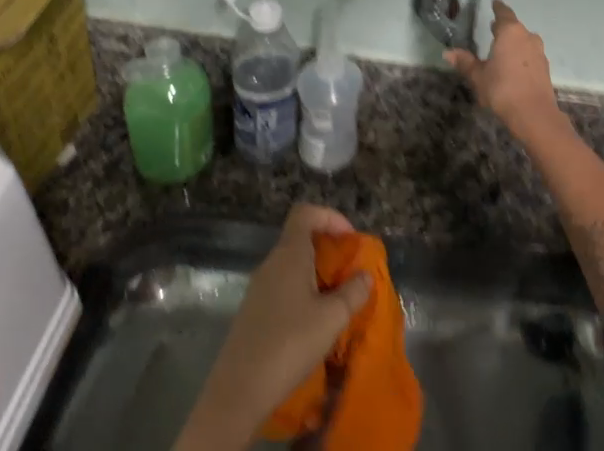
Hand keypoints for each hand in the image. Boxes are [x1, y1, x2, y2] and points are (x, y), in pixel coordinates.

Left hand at [175, 205, 370, 450]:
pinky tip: (315, 322)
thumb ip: (354, 291)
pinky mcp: (253, 312)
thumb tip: (364, 275)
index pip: (305, 213)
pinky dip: (304, 293)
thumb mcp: (333, 317)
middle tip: (351, 273)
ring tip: (338, 300)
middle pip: (301, 239)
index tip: (351, 240)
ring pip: (293, 266)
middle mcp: (271, 265)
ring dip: (318, 274)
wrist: (239, 390)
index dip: (331, 217)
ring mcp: (258, 289)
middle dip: (330, 250)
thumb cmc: (290, 343)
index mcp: (289, 255)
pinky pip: (283, 287)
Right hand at [445, 0, 563, 136]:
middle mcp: (527, 37)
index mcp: (510, 33)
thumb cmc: (502, 89)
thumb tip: (448, 53)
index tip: (495, 2)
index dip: (498, 8)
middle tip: (493, 27)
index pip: (504, 14)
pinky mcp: (544, 67)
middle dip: (504, 27)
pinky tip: (513, 65)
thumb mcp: (479, 77)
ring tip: (501, 47)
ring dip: (513, 42)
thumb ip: (466, 63)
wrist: (534, 113)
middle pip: (515, 27)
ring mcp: (538, 52)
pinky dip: (521, 55)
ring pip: (524, 41)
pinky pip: (530, 54)